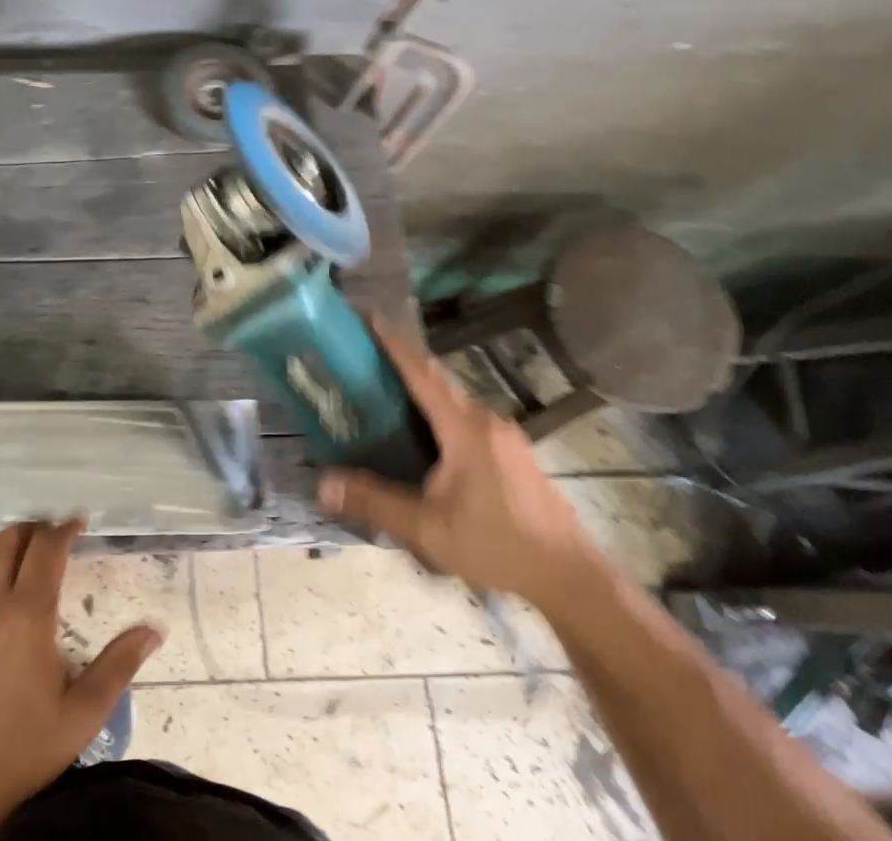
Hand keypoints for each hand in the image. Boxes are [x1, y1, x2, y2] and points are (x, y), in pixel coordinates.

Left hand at [0, 521, 162, 840]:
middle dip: (33, 528)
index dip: (64, 528)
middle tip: (53, 533)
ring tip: (21, 549)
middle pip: (8, 541)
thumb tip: (155, 629)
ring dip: (0, 543)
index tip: (79, 521)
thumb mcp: (84, 712)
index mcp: (29, 614)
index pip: (46, 549)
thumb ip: (120, 664)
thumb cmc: (24, 746)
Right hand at [317, 318, 601, 606]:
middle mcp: (487, 422)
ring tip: (381, 390)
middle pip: (438, 381)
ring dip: (419, 390)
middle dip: (401, 363)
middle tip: (361, 356)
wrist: (567, 574)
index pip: (423, 374)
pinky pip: (464, 420)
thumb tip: (323, 483)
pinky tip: (419, 434)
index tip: (368, 318)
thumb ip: (374, 502)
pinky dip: (435, 413)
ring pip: (453, 402)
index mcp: (465, 429)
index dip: (394, 345)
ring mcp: (504, 437)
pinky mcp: (511, 455)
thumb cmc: (497, 545)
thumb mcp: (427, 528)